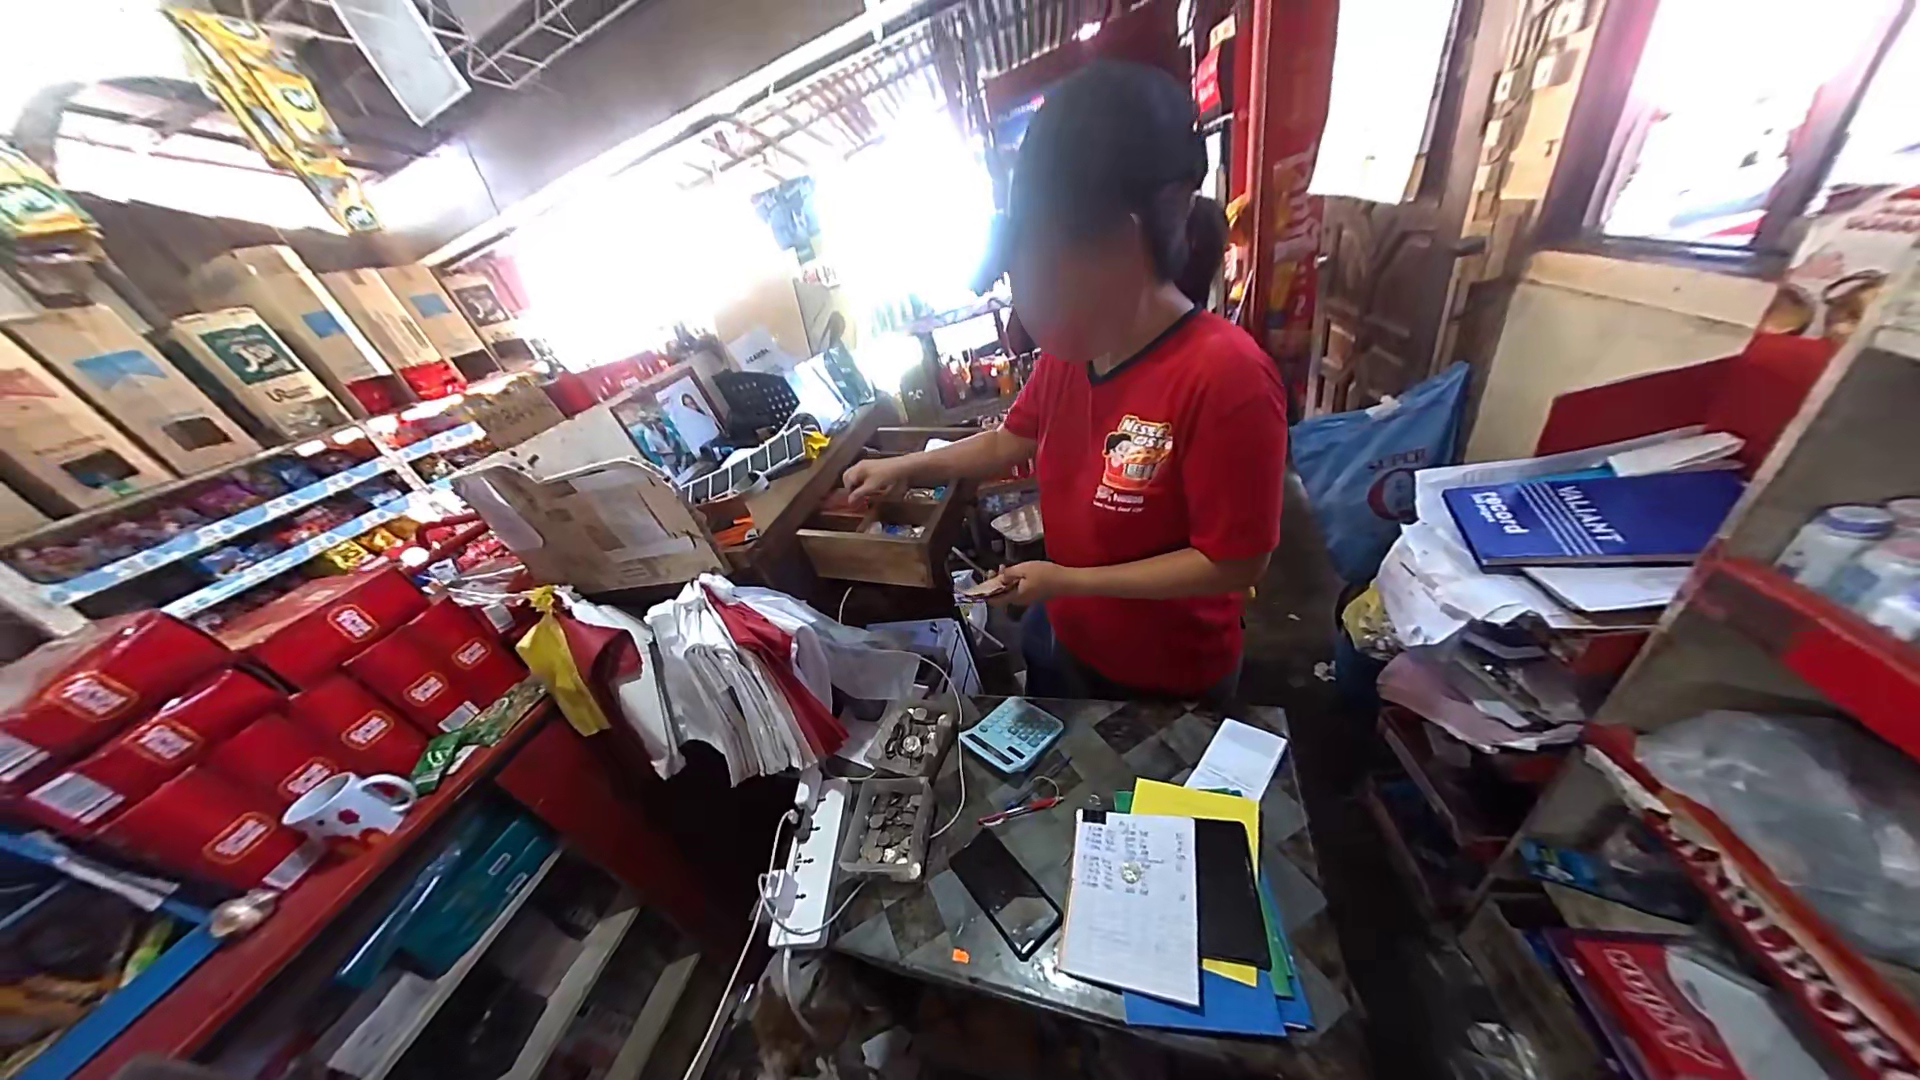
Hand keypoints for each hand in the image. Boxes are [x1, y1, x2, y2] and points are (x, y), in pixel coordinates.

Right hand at [843, 457, 911, 503]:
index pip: (846, 481)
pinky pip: (863, 473)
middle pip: (849, 476)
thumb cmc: (885, 477)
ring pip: (856, 474)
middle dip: (851, 486)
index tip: (853, 500)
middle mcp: (860, 465)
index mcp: (857, 469)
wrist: (901, 467)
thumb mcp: (871, 487)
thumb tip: (849, 500)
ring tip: (863, 492)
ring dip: (857, 483)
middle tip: (856, 496)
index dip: (849, 492)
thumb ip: (859, 493)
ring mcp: (866, 464)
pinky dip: (863, 480)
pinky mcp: (873, 465)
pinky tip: (870, 486)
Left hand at [991, 561, 1079, 605]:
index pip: (994, 600)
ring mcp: (1026, 599)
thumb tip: (998, 577)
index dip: (987, 590)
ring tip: (1007, 567)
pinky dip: (1014, 582)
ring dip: (1006, 580)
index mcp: (1014, 596)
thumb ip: (1008, 574)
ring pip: (1010, 591)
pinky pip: (1018, 590)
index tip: (989, 574)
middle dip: (997, 581)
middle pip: (1001, 595)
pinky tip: (1019, 572)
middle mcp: (1018, 601)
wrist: (1065, 581)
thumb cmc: (1045, 574)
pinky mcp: (1033, 595)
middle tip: (1000, 567)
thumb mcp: (1024, 569)